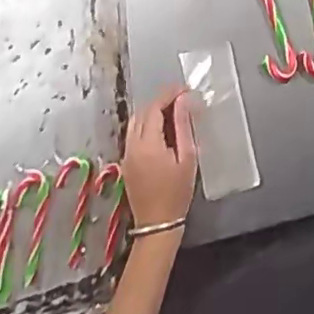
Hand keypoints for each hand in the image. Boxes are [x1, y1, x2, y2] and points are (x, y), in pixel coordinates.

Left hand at [121, 89, 197, 226]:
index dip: (168, 94)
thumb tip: (183, 100)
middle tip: (181, 98)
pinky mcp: (126, 162)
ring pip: (135, 123)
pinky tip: (162, 128)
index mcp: (147, 144)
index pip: (154, 108)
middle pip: (142, 113)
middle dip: (160, 101)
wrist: (158, 224)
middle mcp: (132, 145)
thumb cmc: (178, 192)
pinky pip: (134, 134)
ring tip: (173, 111)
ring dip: (152, 112)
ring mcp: (126, 154)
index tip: (184, 89)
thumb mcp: (187, 158)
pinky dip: (146, 125)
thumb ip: (183, 126)